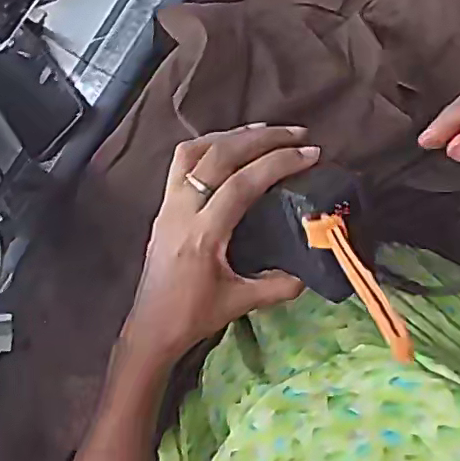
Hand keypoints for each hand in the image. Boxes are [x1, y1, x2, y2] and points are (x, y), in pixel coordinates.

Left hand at [120, 125, 321, 365]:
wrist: (150, 327)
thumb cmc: (192, 316)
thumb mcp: (240, 302)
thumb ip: (278, 285)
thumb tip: (308, 272)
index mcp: (202, 234)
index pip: (242, 183)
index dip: (278, 162)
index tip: (310, 153)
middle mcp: (181, 210)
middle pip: (219, 155)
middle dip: (262, 138)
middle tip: (296, 132)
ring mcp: (168, 205)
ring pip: (194, 151)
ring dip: (231, 135)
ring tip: (265, 132)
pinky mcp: (163, 207)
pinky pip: (182, 163)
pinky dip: (209, 146)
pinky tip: (229, 148)